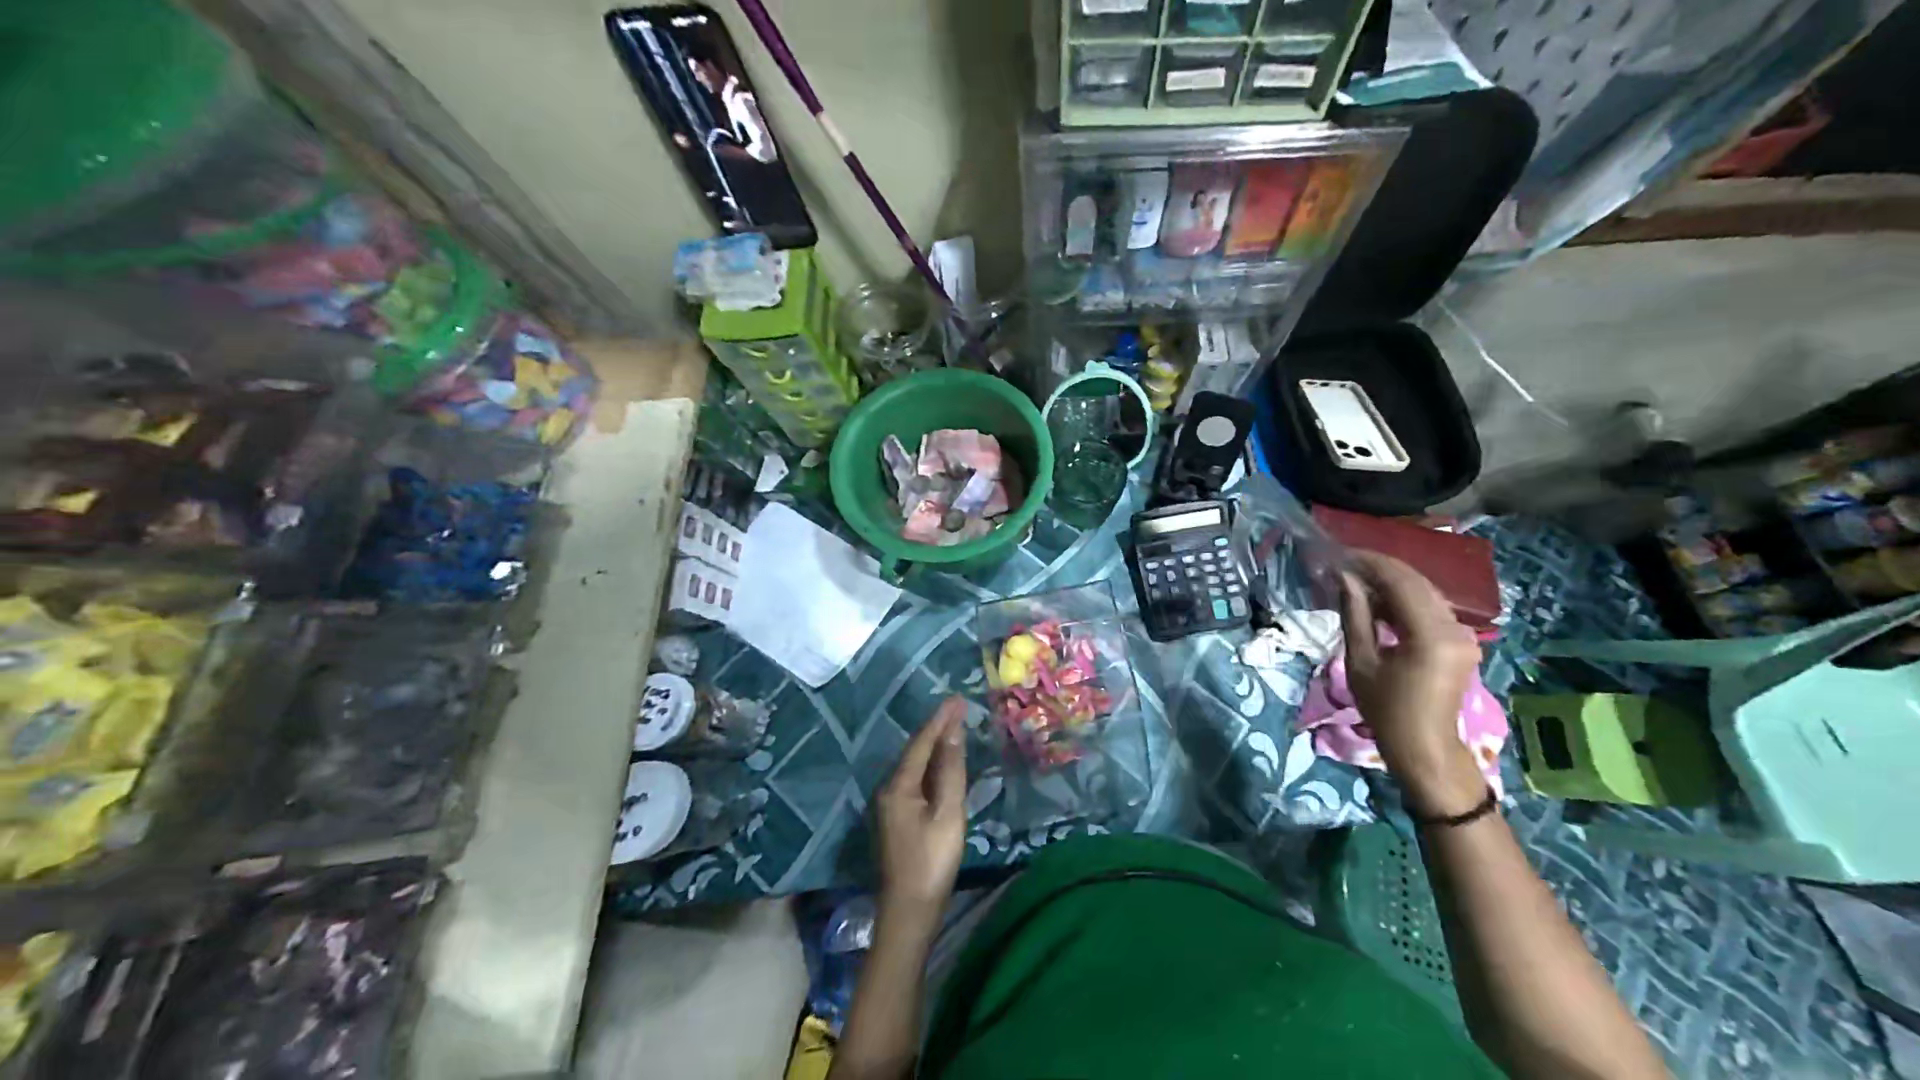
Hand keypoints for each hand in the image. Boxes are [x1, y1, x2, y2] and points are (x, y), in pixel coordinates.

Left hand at [876, 696, 967, 909]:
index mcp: (899, 785)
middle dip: (936, 728)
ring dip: (933, 746)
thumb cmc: (932, 861)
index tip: (958, 698)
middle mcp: (889, 789)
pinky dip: (930, 766)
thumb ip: (951, 771)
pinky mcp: (897, 818)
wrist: (908, 911)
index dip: (941, 720)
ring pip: (914, 766)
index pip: (922, 742)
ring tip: (953, 728)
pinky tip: (942, 765)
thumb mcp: (948, 814)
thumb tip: (953, 732)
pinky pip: (914, 780)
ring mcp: (890, 805)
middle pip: (914, 751)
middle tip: (958, 708)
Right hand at [1339, 551, 1486, 815]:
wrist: (1423, 746)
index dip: (1371, 563)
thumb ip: (1355, 614)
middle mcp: (1455, 628)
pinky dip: (1404, 600)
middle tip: (1346, 563)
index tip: (1342, 554)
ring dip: (1392, 583)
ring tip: (1357, 579)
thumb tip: (1344, 578)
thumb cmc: (1385, 708)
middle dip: (1381, 569)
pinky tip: (1378, 601)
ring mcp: (1463, 635)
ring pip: (1425, 593)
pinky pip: (1430, 609)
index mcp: (1431, 634)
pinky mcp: (1461, 642)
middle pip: (1417, 583)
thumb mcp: (1360, 660)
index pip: (1401, 582)